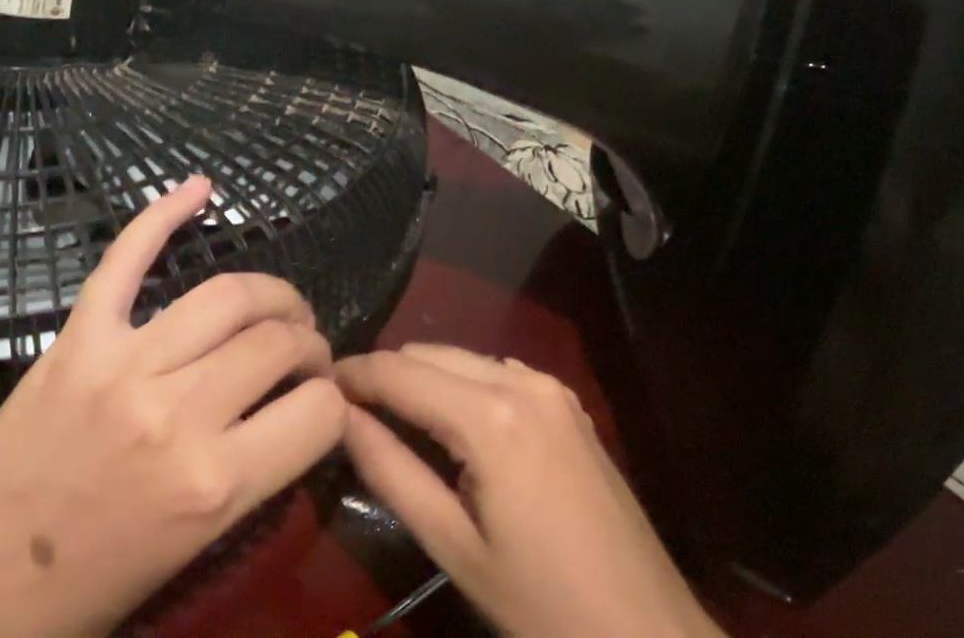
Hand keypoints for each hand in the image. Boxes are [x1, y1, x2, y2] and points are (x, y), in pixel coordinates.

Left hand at [0, 176, 347, 637]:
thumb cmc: (98, 578)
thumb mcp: (202, 543)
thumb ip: (258, 469)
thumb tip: (299, 407)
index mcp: (217, 482)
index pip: (320, 411)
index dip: (333, 402)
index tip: (320, 401)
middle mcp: (178, 414)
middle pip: (278, 341)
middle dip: (307, 340)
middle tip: (301, 351)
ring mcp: (122, 365)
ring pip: (224, 294)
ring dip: (267, 292)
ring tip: (273, 306)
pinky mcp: (76, 338)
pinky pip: (125, 261)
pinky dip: (162, 215)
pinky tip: (198, 189)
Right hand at [336, 344, 723, 637]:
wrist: (651, 635)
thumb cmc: (542, 604)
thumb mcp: (452, 544)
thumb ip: (389, 469)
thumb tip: (339, 416)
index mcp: (490, 417)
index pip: (397, 371)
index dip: (350, 375)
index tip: (313, 387)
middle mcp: (522, 382)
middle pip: (427, 354)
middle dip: (383, 375)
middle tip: (345, 411)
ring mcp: (551, 389)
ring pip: (461, 358)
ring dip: (420, 378)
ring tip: (389, 418)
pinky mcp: (568, 406)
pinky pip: (495, 373)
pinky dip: (459, 386)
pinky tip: (449, 426)